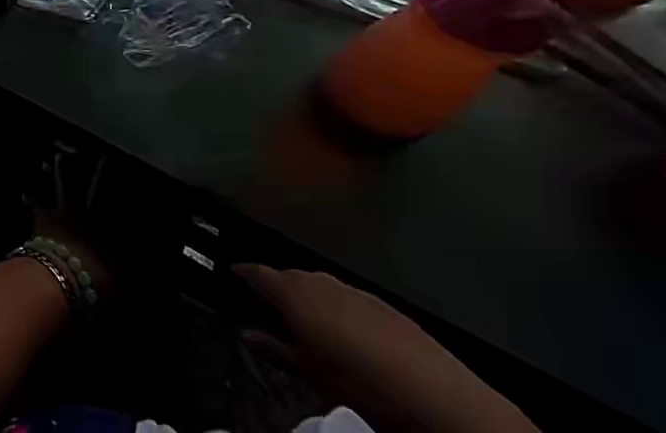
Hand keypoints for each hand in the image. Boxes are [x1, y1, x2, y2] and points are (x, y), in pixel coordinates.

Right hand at [234, 264, 538, 432]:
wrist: (430, 393)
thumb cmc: (360, 384)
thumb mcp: (308, 373)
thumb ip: (275, 350)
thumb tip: (250, 335)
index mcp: (296, 295)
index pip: (260, 274)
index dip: (245, 272)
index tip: (234, 272)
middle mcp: (322, 283)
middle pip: (291, 276)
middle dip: (277, 285)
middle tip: (267, 302)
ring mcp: (353, 290)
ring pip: (320, 285)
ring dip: (308, 295)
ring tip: (304, 320)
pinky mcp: (381, 304)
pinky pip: (346, 296)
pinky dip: (336, 306)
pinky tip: (343, 332)